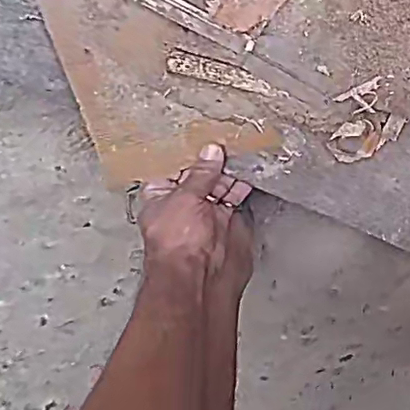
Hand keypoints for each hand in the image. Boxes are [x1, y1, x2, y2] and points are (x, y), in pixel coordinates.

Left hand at [136, 144, 253, 281]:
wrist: (201, 276)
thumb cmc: (178, 243)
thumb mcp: (186, 197)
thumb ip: (201, 173)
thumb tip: (211, 152)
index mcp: (161, 197)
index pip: (174, 168)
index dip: (187, 152)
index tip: (202, 132)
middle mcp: (183, 205)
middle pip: (199, 175)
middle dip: (212, 159)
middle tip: (227, 136)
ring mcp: (206, 213)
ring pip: (219, 184)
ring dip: (230, 170)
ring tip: (241, 148)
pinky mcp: (227, 220)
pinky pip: (236, 197)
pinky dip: (243, 184)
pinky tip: (249, 168)